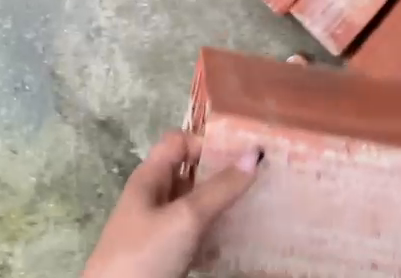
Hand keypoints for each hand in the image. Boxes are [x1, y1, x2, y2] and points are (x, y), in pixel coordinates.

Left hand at [81, 130, 260, 277]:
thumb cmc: (144, 255)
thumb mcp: (186, 218)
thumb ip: (220, 187)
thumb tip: (255, 152)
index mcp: (149, 178)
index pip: (179, 141)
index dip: (206, 143)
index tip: (238, 156)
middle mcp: (152, 199)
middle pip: (189, 174)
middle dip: (220, 175)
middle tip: (255, 180)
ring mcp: (155, 231)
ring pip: (193, 208)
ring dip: (218, 207)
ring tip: (251, 209)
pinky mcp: (162, 259)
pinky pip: (192, 238)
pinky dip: (211, 237)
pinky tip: (232, 243)